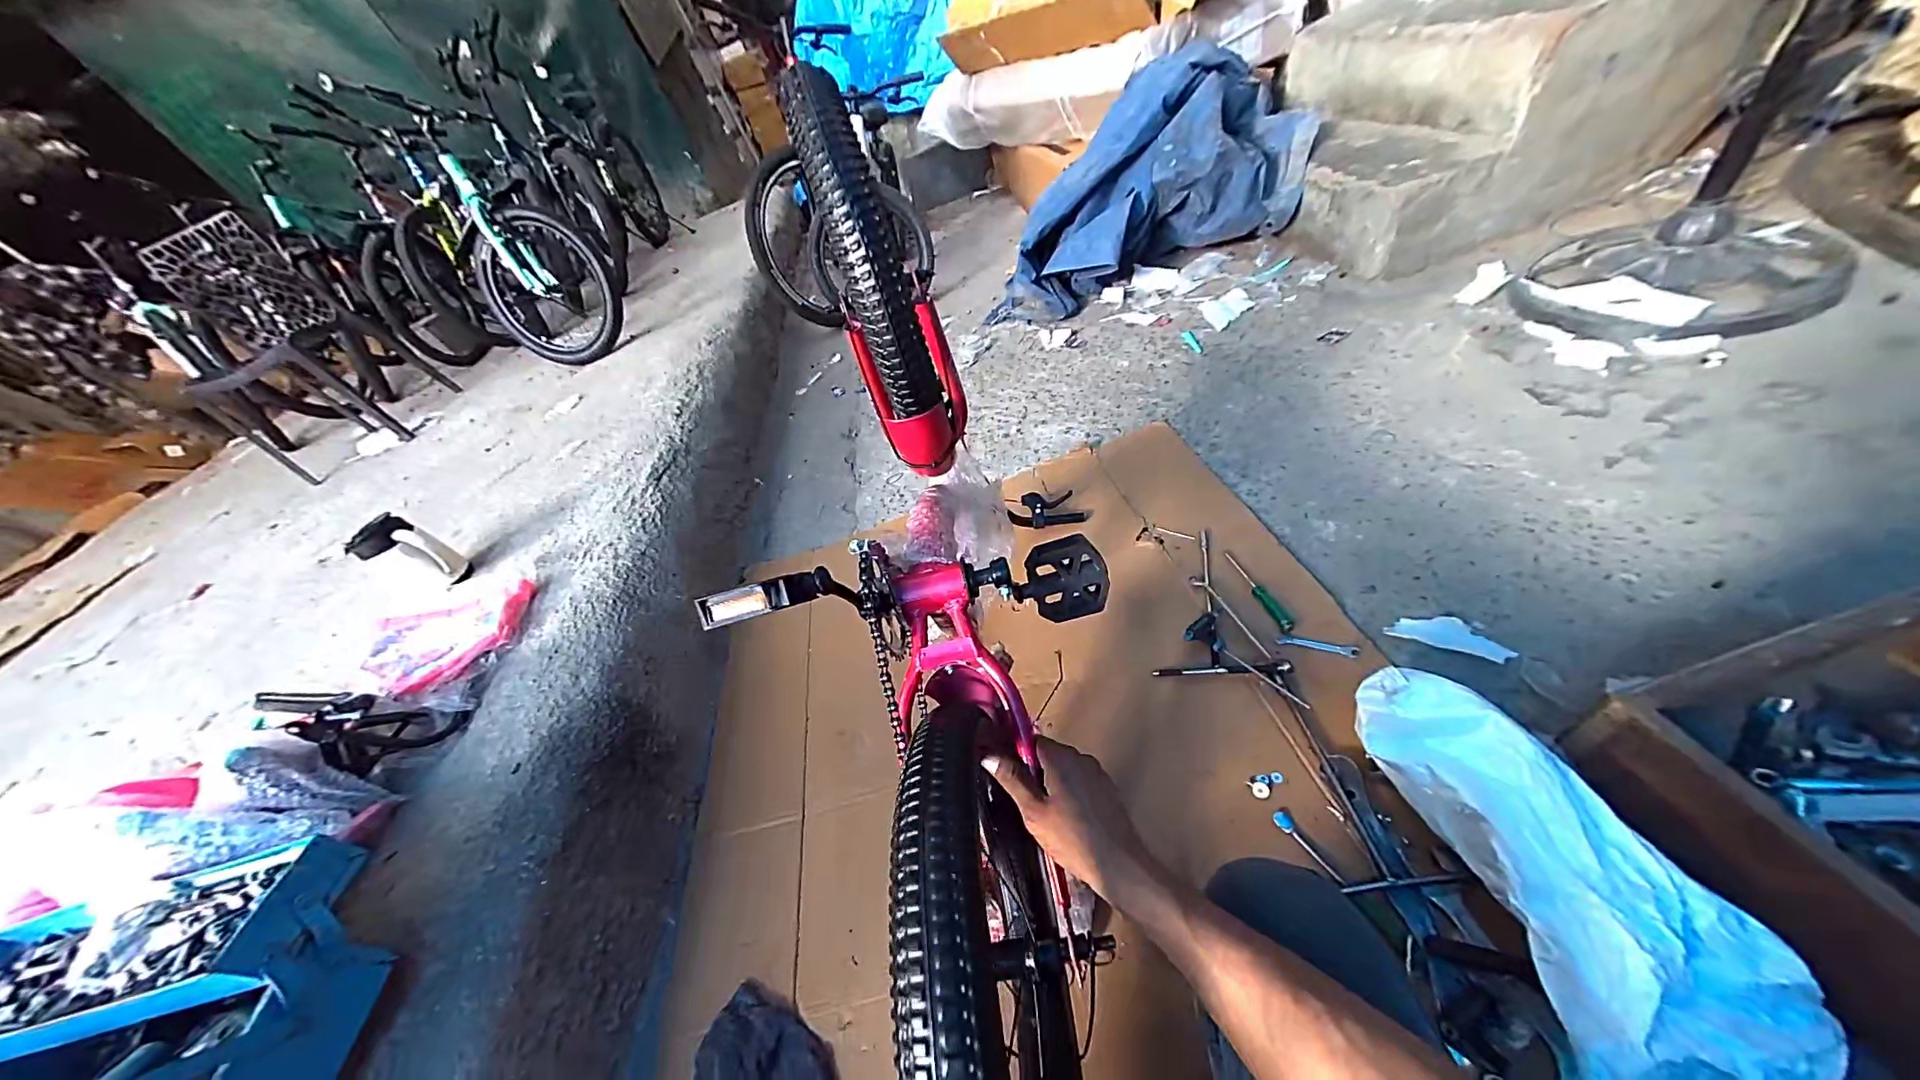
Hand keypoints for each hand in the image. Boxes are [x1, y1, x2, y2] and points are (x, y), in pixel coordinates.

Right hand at [982, 736, 1156, 901]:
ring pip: (1064, 769)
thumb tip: (990, 757)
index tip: (1004, 769)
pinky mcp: (1107, 789)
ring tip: (1046, 814)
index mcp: (1061, 757)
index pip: (1030, 739)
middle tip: (1024, 800)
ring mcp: (1097, 773)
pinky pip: (1080, 782)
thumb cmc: (1073, 839)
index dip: (1014, 752)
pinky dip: (1069, 793)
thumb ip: (1011, 780)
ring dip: (1051, 783)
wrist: (1119, 865)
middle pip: (1048, 753)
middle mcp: (1081, 758)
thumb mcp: (1033, 812)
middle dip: (1033, 771)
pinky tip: (1067, 819)